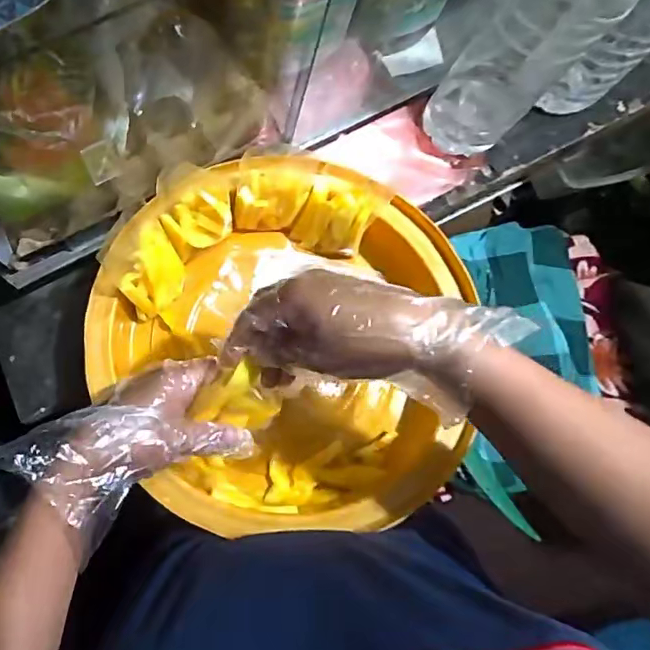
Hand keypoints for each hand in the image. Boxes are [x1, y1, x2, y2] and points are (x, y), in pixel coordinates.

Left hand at [0, 359, 254, 531]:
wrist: (93, 452)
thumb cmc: (142, 438)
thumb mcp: (183, 440)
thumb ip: (216, 436)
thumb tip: (249, 437)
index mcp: (178, 374)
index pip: (213, 365)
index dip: (232, 376)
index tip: (250, 391)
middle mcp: (161, 371)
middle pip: (196, 376)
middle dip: (214, 392)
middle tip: (236, 411)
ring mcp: (144, 384)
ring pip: (179, 388)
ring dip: (194, 402)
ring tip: (213, 421)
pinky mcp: (132, 399)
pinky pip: (164, 398)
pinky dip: (176, 408)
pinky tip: (183, 426)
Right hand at [223, 270, 484, 380]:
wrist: (421, 333)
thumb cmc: (362, 346)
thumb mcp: (314, 357)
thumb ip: (278, 351)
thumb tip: (257, 350)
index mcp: (290, 293)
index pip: (250, 317)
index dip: (237, 343)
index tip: (228, 366)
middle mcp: (303, 280)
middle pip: (268, 309)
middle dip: (260, 340)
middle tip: (261, 369)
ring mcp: (325, 281)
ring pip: (289, 309)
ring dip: (281, 337)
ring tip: (287, 370)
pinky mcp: (344, 289)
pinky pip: (309, 307)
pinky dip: (300, 329)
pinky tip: (308, 352)